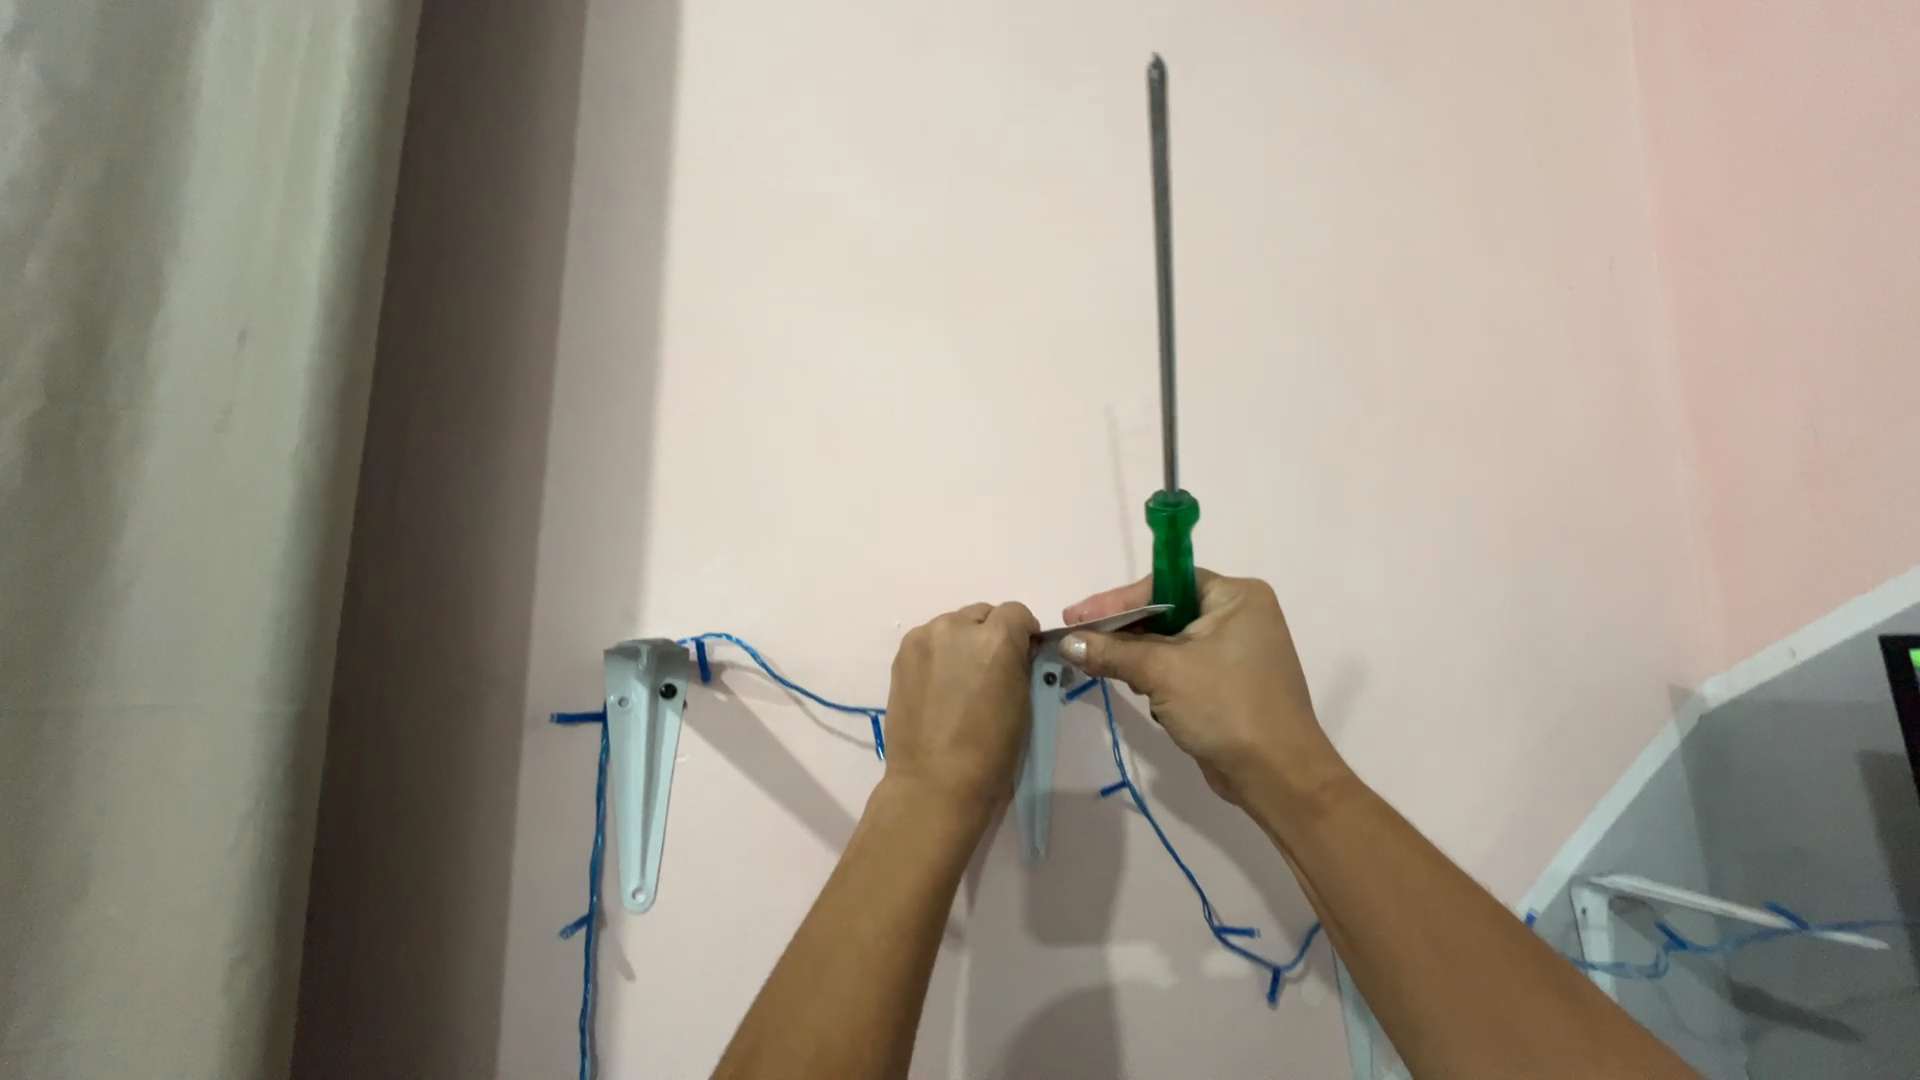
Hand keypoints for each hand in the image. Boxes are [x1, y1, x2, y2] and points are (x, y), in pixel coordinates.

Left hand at [881, 601, 1040, 816]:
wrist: (935, 783)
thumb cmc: (992, 751)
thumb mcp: (1025, 701)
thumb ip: (1021, 664)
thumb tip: (1019, 652)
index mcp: (996, 638)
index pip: (1017, 613)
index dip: (1024, 633)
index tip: (1025, 656)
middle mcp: (957, 627)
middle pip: (982, 615)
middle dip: (992, 635)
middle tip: (992, 670)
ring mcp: (924, 638)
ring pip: (953, 625)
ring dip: (963, 642)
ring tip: (962, 680)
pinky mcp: (902, 655)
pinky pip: (929, 641)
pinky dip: (939, 654)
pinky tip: (940, 686)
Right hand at [1060, 571, 1348, 808]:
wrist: (1277, 776)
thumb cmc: (1226, 707)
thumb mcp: (1162, 672)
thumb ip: (1112, 651)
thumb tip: (1067, 642)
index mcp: (1236, 596)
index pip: (1164, 583)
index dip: (1117, 600)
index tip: (1077, 616)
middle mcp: (1240, 615)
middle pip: (1165, 611)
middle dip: (1123, 630)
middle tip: (1079, 639)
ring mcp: (1236, 650)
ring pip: (1169, 642)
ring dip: (1137, 656)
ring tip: (1100, 665)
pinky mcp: (1228, 682)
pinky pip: (1181, 666)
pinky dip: (1156, 676)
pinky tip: (1137, 690)